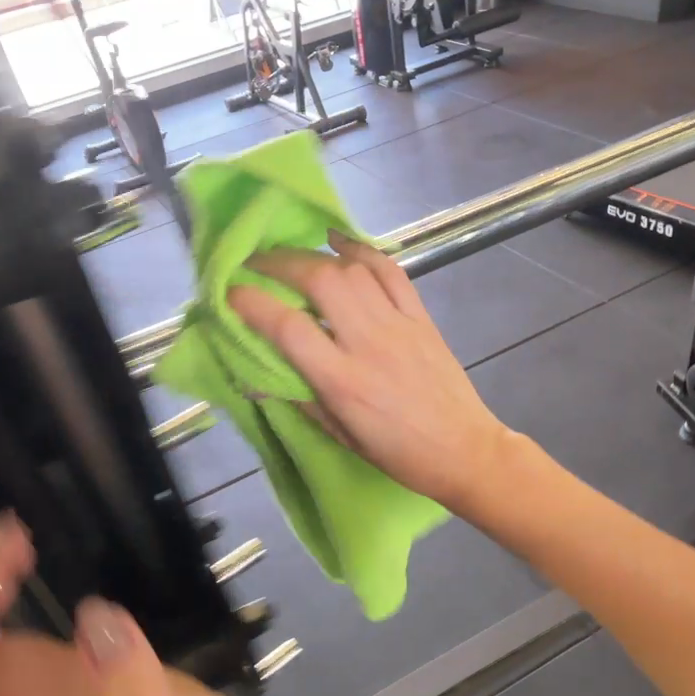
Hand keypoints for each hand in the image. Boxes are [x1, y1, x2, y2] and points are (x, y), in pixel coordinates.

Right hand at [228, 231, 519, 511]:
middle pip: (319, 281)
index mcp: (343, 382)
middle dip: (280, 263)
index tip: (230, 292)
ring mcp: (399, 325)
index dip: (252, 303)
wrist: (464, 450)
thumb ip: (302, 398)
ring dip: (315, 255)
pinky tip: (339, 241)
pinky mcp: (421, 317)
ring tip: (292, 258)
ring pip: (352, 270)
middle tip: (258, 264)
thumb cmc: (397, 453)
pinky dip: (362, 249)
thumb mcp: (341, 435)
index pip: (288, 328)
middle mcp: (369, 344)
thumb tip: (261, 373)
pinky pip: (390, 271)